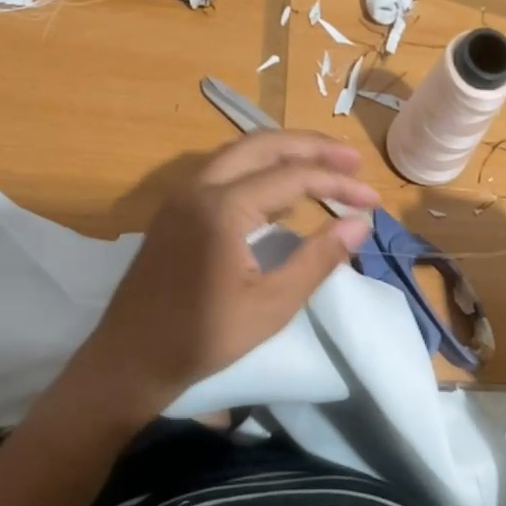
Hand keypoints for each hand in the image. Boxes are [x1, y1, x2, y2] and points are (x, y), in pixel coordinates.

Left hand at [80, 131, 377, 404]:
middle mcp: (198, 188)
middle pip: (263, 146)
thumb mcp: (273, 304)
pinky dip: (258, 170)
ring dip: (283, 154)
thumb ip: (318, 258)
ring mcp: (180, 197)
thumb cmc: (205, 336)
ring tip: (324, 165)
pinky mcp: (173, 213)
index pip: (293, 176)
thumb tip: (360, 224)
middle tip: (353, 159)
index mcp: (222, 207)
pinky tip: (280, 191)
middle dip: (312, 147)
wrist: (132, 359)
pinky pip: (221, 173)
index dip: (338, 183)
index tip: (374, 200)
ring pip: (238, 154)